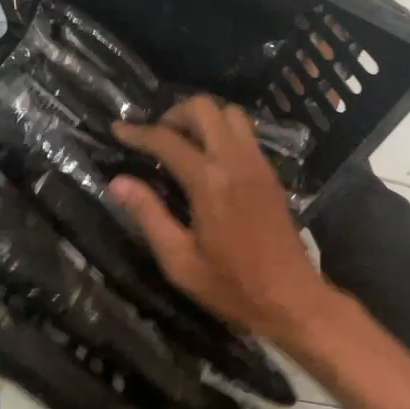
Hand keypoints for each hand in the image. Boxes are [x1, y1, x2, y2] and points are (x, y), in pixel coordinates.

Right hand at [110, 97, 331, 339]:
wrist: (292, 299)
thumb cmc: (231, 285)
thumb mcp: (179, 260)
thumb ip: (148, 215)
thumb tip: (117, 182)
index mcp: (209, 182)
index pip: (166, 140)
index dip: (137, 132)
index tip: (117, 130)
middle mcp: (235, 162)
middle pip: (204, 108)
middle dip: (173, 115)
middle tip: (155, 138)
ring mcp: (258, 164)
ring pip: (229, 113)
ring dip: (201, 119)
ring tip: (181, 144)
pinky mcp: (270, 173)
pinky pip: (244, 132)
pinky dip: (221, 132)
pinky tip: (206, 159)